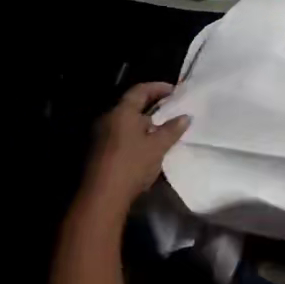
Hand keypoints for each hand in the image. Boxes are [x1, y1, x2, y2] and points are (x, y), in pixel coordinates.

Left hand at [78, 82, 191, 211]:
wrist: (102, 196)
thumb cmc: (132, 165)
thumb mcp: (157, 147)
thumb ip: (172, 130)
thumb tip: (185, 117)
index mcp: (121, 112)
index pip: (140, 90)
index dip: (158, 88)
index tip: (174, 91)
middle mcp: (108, 118)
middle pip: (131, 106)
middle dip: (152, 107)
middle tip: (171, 112)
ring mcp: (100, 135)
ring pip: (125, 123)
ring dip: (143, 124)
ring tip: (162, 132)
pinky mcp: (98, 151)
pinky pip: (120, 135)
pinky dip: (135, 136)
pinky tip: (147, 148)